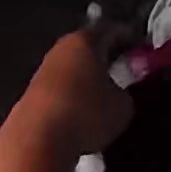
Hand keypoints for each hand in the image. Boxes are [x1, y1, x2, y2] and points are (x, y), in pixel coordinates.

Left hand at [13, 31, 132, 156]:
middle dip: (105, 60)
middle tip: (123, 72)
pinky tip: (80, 117)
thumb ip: (125, 94)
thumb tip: (120, 96)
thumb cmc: (86, 114)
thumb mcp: (123, 107)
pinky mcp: (30, 99)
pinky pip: (59, 95)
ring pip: (71, 73)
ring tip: (103, 99)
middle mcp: (60, 50)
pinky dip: (71, 102)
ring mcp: (41, 74)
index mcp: (85, 41)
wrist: (37, 141)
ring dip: (86, 83)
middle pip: (87, 50)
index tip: (140, 48)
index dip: (129, 39)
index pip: (112, 31)